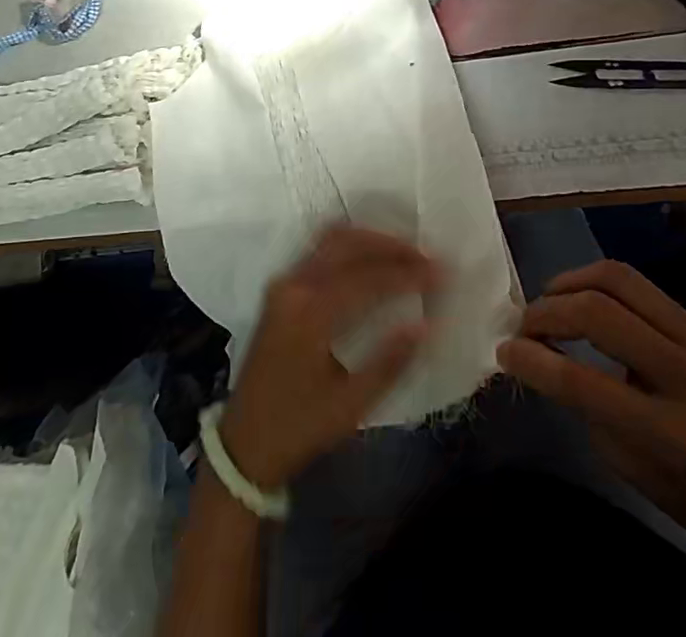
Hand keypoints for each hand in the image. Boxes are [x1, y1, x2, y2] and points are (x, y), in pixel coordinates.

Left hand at [217, 228, 437, 491]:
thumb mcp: (350, 405)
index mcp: (309, 315)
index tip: (442, 274)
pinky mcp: (279, 292)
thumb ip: (389, 362)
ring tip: (405, 255)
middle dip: (389, 245)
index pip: (367, 279)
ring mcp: (282, 287)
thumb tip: (425, 323)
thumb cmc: (299, 426)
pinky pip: (317, 253)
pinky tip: (373, 261)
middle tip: (425, 257)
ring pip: (329, 242)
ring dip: (369, 241)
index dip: (408, 273)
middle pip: (345, 243)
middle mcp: (292, 289)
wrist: (243, 443)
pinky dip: (349, 248)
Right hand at [498, 261, 685, 550]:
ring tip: (546, 305)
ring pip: (618, 280)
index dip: (533, 360)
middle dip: (547, 312)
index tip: (503, 350)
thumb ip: (581, 402)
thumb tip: (532, 352)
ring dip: (569, 284)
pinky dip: (593, 283)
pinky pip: (636, 284)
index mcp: (677, 434)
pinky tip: (576, 300)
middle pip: (600, 313)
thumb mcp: (623, 462)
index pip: (584, 383)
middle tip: (523, 327)